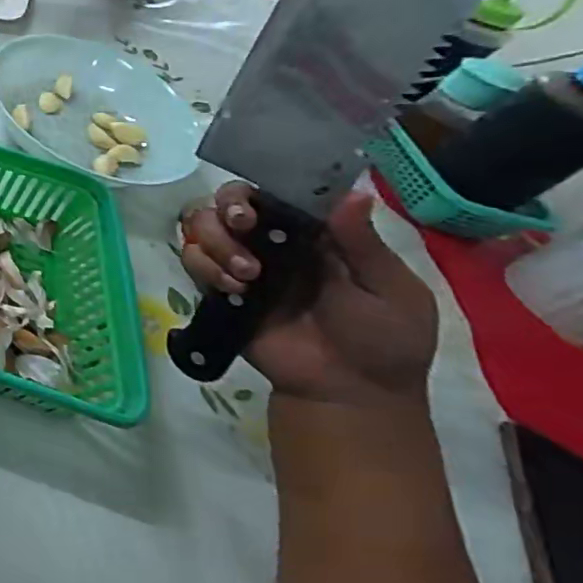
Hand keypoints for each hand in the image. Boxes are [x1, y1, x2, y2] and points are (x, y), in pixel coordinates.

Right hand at [180, 184, 438, 406]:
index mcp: (310, 233)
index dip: (257, 190)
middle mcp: (269, 241)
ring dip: (217, 243)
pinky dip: (205, 268)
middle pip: (224, 202)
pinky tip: (234, 291)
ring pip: (200, 226)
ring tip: (247, 276)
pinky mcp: (218, 288)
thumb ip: (364, 243)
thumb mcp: (390, 290)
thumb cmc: (382, 340)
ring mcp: (240, 264)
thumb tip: (353, 192)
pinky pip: (192, 260)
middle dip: (225, 210)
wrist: (348, 392)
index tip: (260, 204)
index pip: (271, 193)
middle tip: (242, 227)